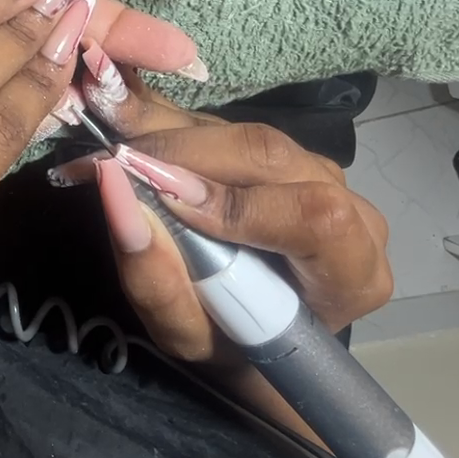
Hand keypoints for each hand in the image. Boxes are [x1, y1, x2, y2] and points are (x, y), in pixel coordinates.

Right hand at [59, 74, 391, 365]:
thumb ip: (156, 277)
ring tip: (109, 147)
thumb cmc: (224, 340)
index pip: (315, 216)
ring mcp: (308, 167)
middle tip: (111, 161)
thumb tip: (117, 194)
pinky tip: (120, 124)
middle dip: (180, 151)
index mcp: (348, 272)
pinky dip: (156, 117)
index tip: (165, 198)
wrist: (242, 325)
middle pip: (266, 154)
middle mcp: (345, 208)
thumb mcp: (185, 334)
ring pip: (232, 128)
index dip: (237, 203)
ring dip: (161, 131)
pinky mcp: (266, 144)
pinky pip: (209, 119)